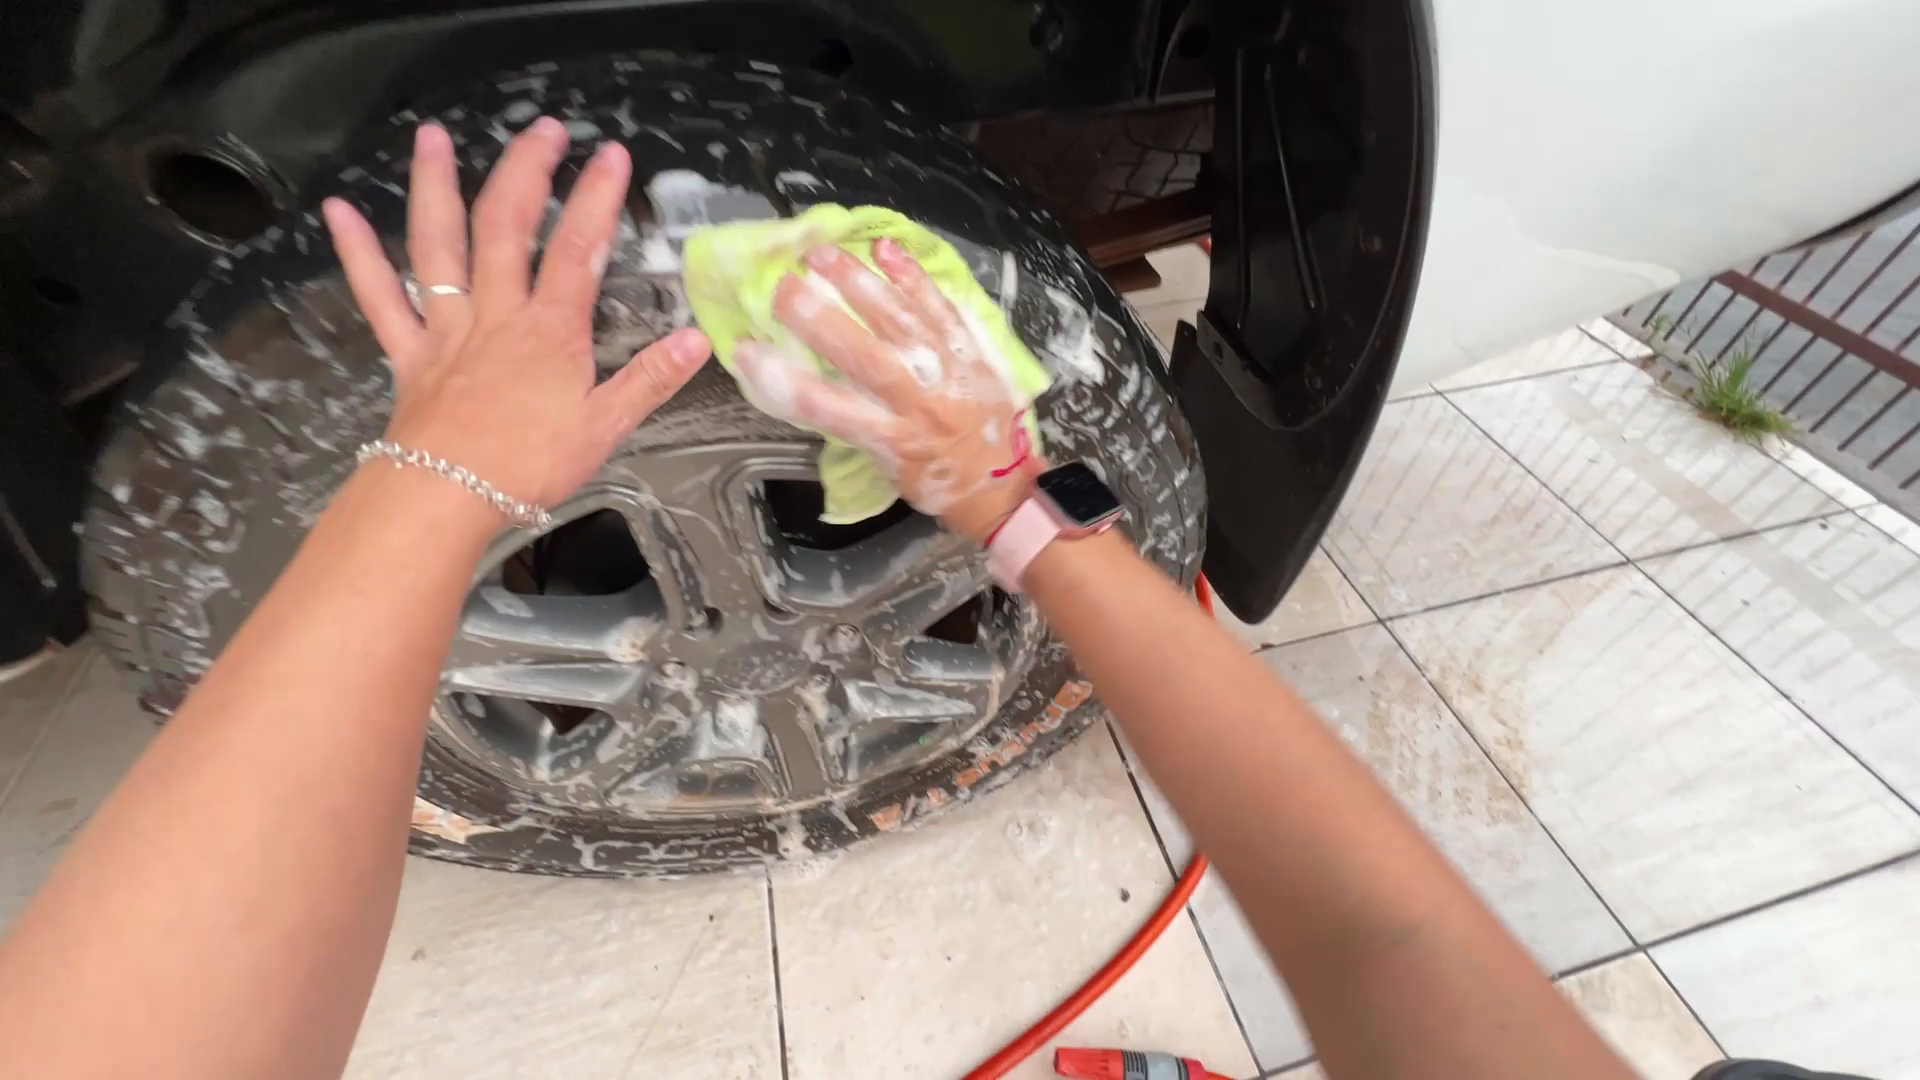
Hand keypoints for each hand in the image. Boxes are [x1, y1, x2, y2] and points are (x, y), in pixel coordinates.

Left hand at [322, 117, 711, 511]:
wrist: (448, 493)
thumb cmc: (533, 462)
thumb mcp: (608, 425)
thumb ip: (651, 378)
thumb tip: (697, 339)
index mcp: (551, 330)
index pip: (578, 250)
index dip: (596, 198)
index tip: (611, 155)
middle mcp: (497, 313)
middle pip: (506, 227)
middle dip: (526, 171)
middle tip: (543, 129)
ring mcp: (447, 327)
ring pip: (438, 245)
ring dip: (435, 187)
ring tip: (434, 137)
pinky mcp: (410, 351)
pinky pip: (378, 295)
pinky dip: (358, 253)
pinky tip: (340, 213)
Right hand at [734, 240, 1038, 542]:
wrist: (1005, 486)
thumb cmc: (938, 482)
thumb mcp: (890, 469)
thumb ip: (858, 429)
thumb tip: (815, 389)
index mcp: (895, 441)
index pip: (830, 410)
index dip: (784, 381)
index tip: (746, 352)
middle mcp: (920, 404)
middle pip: (865, 356)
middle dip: (821, 319)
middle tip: (783, 286)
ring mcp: (949, 373)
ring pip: (902, 323)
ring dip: (860, 284)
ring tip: (822, 254)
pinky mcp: (971, 352)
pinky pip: (941, 310)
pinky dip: (914, 278)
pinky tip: (886, 250)